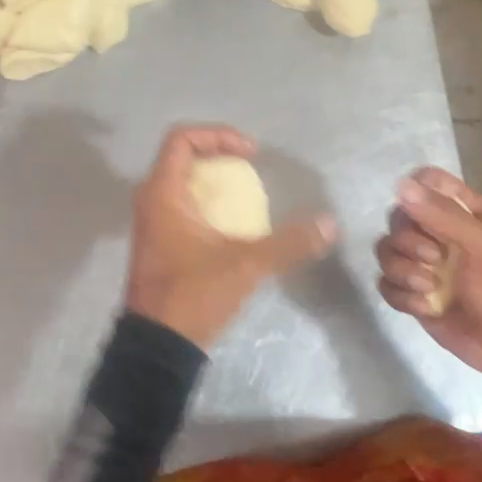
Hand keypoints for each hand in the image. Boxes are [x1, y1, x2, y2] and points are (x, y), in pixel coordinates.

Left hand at [125, 125, 336, 347]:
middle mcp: (151, 202)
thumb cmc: (193, 296)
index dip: (219, 135)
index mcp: (162, 194)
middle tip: (252, 170)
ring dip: (214, 184)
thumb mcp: (246, 266)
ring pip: (182, 185)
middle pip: (182, 158)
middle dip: (220, 158)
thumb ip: (287, 243)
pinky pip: (182, 208)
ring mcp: (152, 225)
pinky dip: (208, 205)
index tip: (251, 154)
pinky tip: (234, 228)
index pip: (182, 139)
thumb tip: (329, 224)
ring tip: (248, 197)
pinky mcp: (159, 245)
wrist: (157, 346)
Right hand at [376, 167, 481, 387]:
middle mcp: (441, 232)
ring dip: (403, 270)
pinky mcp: (413, 294)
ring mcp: (424, 265)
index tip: (416, 212)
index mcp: (467, 212)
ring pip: (387, 251)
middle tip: (434, 260)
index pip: (428, 182)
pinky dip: (402, 295)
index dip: (416, 192)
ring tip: (428, 287)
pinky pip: (386, 283)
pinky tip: (427, 308)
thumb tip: (399, 186)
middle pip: (399, 218)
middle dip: (410, 241)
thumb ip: (442, 215)